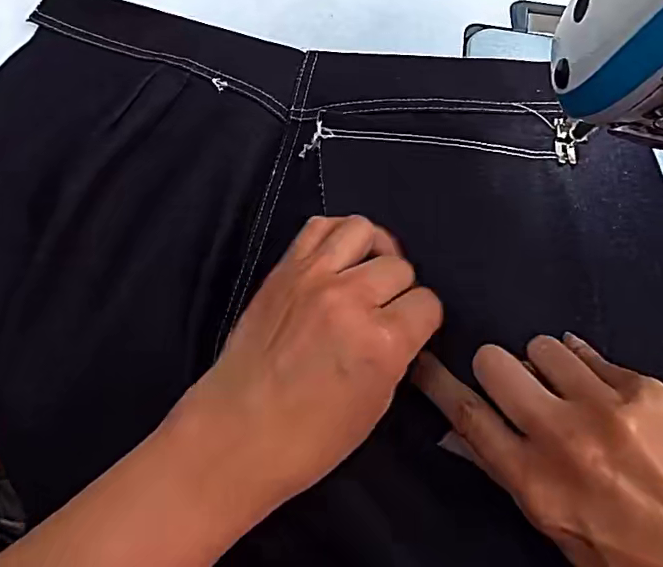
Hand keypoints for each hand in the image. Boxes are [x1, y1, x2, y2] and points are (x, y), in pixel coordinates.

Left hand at [176, 214, 444, 506]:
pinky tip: (337, 258)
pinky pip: (321, 225)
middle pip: (401, 267)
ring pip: (365, 230)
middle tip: (382, 311)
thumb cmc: (310, 438)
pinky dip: (336, 236)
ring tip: (365, 274)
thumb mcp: (375, 405)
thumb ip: (397, 353)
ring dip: (373, 253)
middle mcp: (352, 298)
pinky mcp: (285, 268)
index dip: (423, 320)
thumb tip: (404, 323)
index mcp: (382, 341)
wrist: (234, 436)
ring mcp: (315, 276)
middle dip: (399, 291)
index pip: (428, 303)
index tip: (410, 332)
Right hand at [413, 335, 662, 566]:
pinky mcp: (643, 384)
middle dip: (496, 368)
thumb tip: (481, 439)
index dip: (438, 384)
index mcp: (539, 487)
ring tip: (565, 388)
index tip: (423, 362)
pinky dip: (583, 364)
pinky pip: (589, 352)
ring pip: (541, 345)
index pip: (468, 418)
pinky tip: (598, 386)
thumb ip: (524, 483)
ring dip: (543, 364)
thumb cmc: (652, 566)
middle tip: (513, 384)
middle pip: (497, 363)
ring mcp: (604, 403)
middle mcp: (564, 436)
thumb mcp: (572, 543)